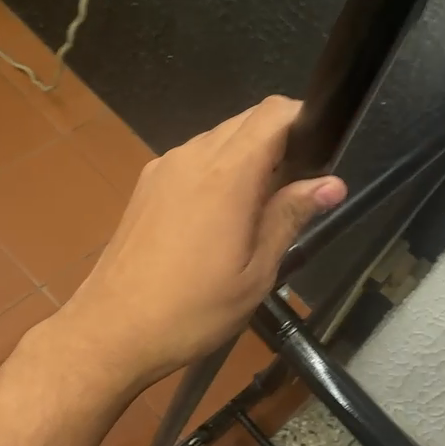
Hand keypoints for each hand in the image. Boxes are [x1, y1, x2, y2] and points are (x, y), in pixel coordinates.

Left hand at [55, 96, 345, 387]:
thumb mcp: (256, 272)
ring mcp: (164, 168)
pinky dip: (219, 171)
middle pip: (247, 121)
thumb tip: (333, 183)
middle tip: (297, 192)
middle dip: (279, 142)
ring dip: (248, 158)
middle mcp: (193, 156)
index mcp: (226, 174)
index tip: (321, 155)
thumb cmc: (193, 309)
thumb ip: (291, 216)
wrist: (111, 331)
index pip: (273, 113)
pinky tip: (222, 218)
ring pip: (220, 139)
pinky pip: (195, 159)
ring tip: (261, 211)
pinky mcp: (147, 185)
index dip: (303, 120)